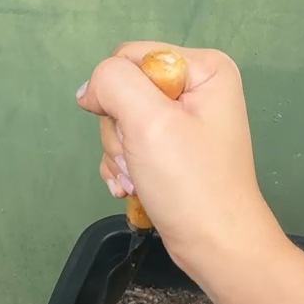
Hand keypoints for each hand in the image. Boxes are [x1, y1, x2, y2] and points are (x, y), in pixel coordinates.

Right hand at [75, 42, 284, 279]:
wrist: (215, 246)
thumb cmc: (189, 183)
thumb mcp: (148, 121)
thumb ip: (113, 83)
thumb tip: (89, 90)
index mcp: (203, 68)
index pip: (129, 58)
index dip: (117, 93)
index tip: (134, 132)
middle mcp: (196, 88)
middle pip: (123, 91)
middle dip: (120, 130)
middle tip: (137, 161)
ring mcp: (182, 120)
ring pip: (119, 120)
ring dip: (119, 154)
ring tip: (137, 180)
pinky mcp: (171, 148)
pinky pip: (128, 143)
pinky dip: (122, 167)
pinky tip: (132, 188)